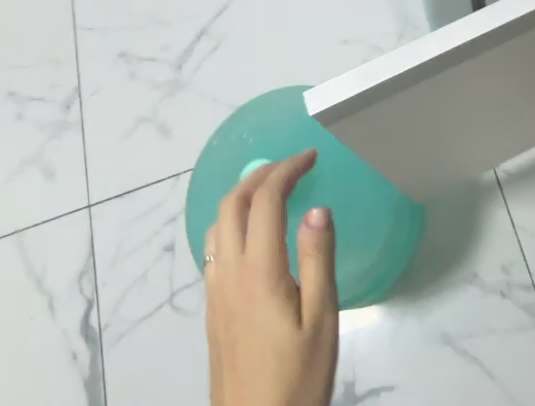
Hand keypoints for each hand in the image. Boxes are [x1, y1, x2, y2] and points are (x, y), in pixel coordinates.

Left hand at [205, 151, 337, 405]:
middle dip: (260, 174)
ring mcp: (216, 292)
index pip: (265, 201)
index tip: (311, 156)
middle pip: (232, 204)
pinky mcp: (213, 310)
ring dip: (242, 196)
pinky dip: (232, 222)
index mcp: (258, 271)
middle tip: (292, 166)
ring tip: (272, 191)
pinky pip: (215, 248)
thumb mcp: (322, 320)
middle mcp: (229, 273)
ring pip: (217, 225)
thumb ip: (317, 259)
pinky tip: (253, 235)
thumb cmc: (297, 377)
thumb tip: (316, 208)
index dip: (286, 170)